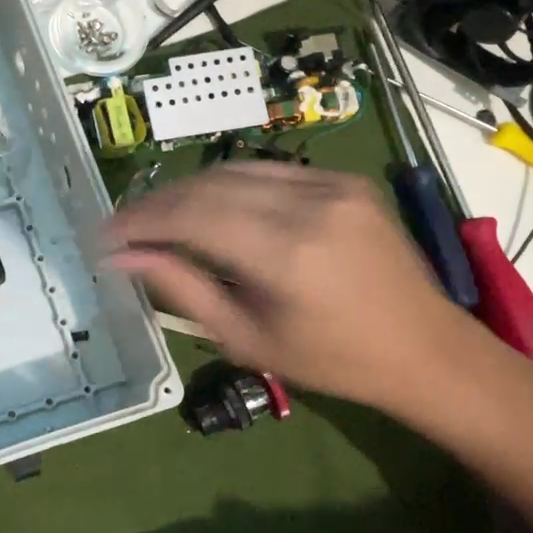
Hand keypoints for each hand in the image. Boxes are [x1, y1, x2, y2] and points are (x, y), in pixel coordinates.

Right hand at [107, 162, 489, 410]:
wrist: (427, 350)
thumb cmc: (333, 361)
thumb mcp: (247, 338)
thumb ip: (182, 290)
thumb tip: (123, 260)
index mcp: (288, 254)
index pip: (191, 216)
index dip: (140, 221)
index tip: (105, 236)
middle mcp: (311, 204)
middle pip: (208, 185)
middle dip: (157, 204)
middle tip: (123, 228)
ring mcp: (333, 184)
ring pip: (234, 170)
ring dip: (187, 191)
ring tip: (157, 219)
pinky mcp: (345, 179)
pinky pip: (267, 170)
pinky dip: (227, 186)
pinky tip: (208, 208)